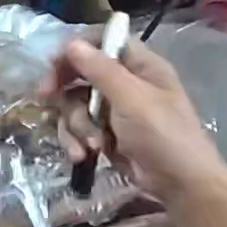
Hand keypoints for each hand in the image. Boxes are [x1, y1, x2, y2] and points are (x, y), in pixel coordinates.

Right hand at [46, 38, 226, 204]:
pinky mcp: (105, 135)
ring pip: (75, 106)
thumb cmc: (162, 135)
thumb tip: (72, 44)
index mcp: (138, 65)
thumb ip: (100, 70)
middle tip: (46, 99)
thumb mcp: (131, 99)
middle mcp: (124, 83)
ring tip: (91, 145)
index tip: (53, 65)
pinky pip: (78, 130)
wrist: (180, 184)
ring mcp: (113, 111)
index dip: (75, 50)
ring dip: (75, 125)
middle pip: (80, 75)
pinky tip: (83, 156)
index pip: (101, 42)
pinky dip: (76, 141)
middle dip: (65, 91)